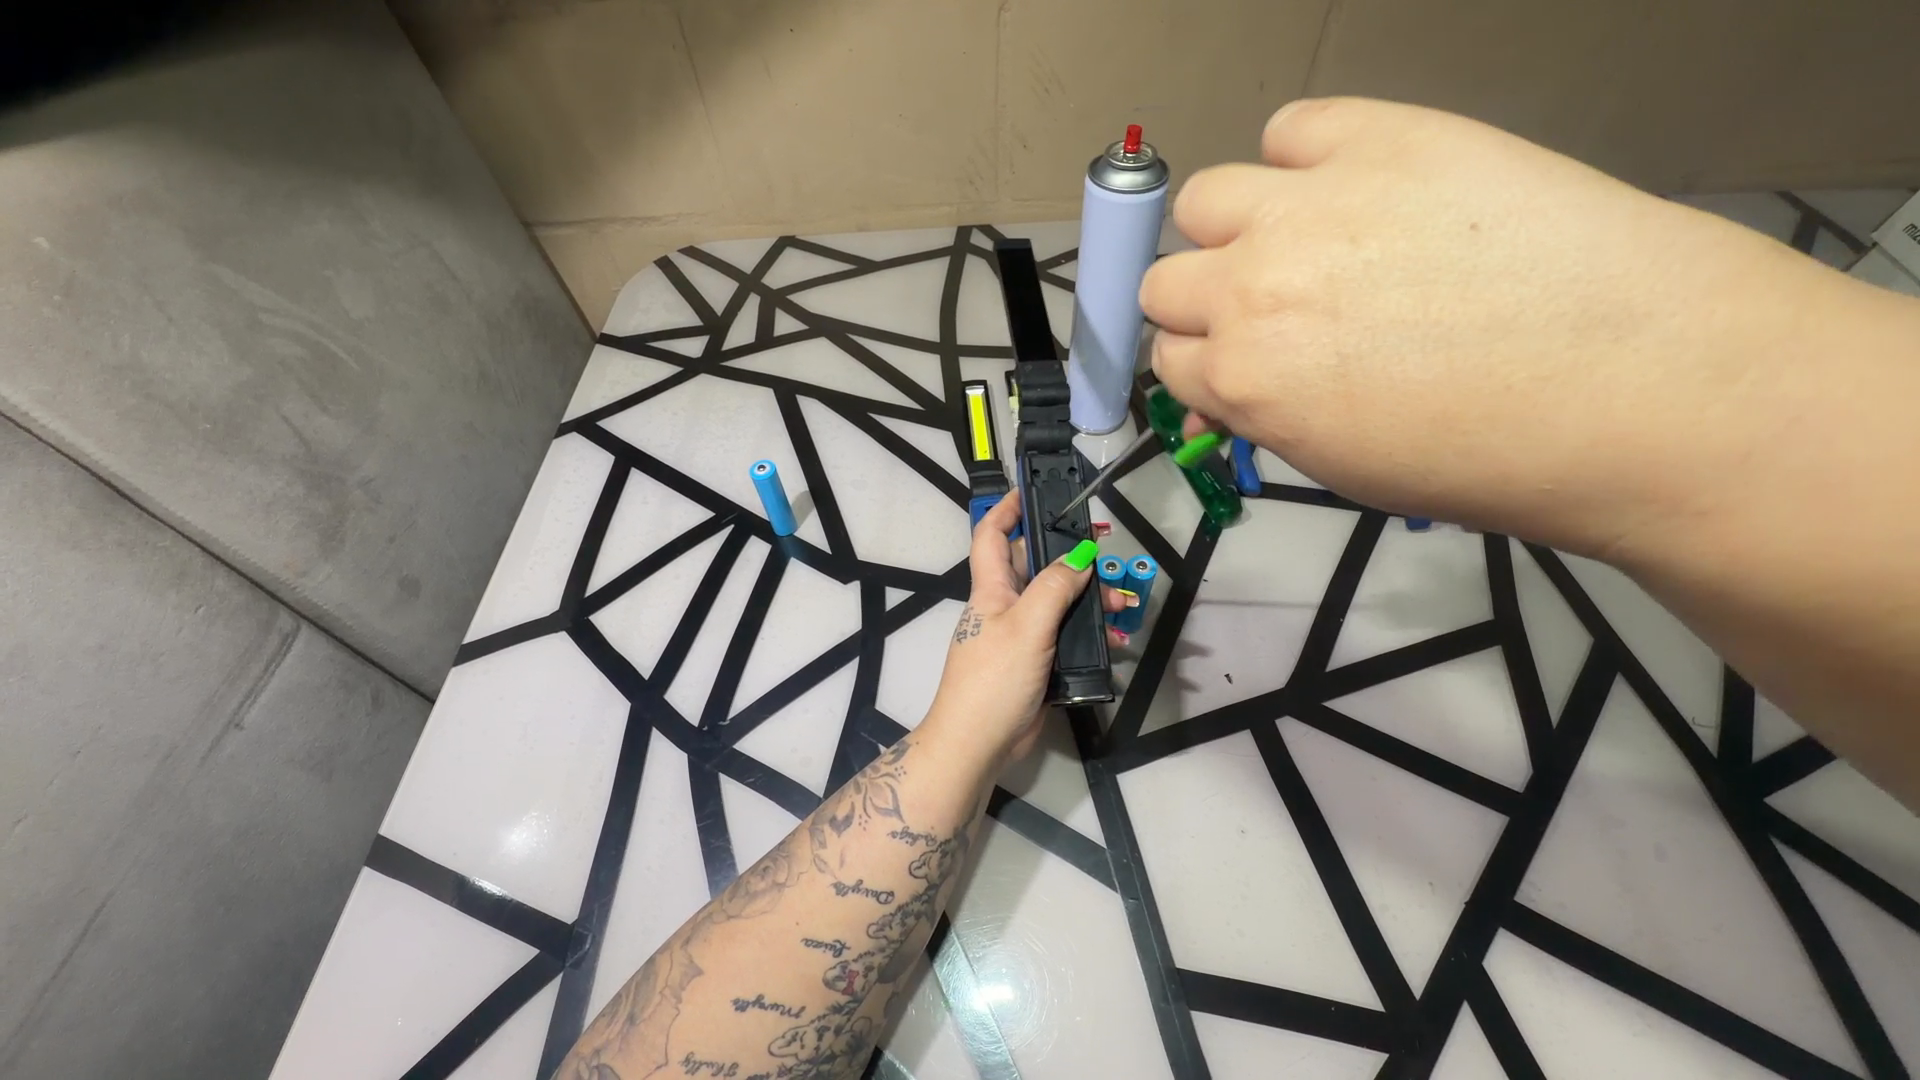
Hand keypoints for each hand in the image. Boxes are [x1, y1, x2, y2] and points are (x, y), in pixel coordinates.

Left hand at [923, 494, 1128, 765]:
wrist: (978, 744)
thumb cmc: (994, 678)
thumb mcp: (1026, 626)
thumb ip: (1054, 588)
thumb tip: (1080, 557)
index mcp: (992, 588)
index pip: (993, 536)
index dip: (1008, 509)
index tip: (1033, 491)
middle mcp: (1005, 606)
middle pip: (1039, 568)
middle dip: (1072, 559)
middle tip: (1108, 551)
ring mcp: (1021, 636)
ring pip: (1059, 605)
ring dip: (1091, 602)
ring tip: (1123, 609)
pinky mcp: (1037, 664)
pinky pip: (1067, 639)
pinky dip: (1091, 637)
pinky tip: (1116, 643)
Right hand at [1142, 97, 1853, 557]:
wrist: (1634, 386)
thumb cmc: (1481, 457)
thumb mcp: (1337, 467)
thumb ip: (1260, 418)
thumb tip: (1221, 392)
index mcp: (1241, 379)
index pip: (1168, 360)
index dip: (1204, 366)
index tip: (1242, 366)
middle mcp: (1250, 287)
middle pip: (1165, 283)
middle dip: (1202, 304)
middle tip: (1266, 310)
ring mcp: (1309, 204)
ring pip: (1204, 199)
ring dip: (1231, 227)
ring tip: (1299, 238)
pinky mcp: (1380, 137)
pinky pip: (1294, 126)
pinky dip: (1304, 155)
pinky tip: (1351, 184)